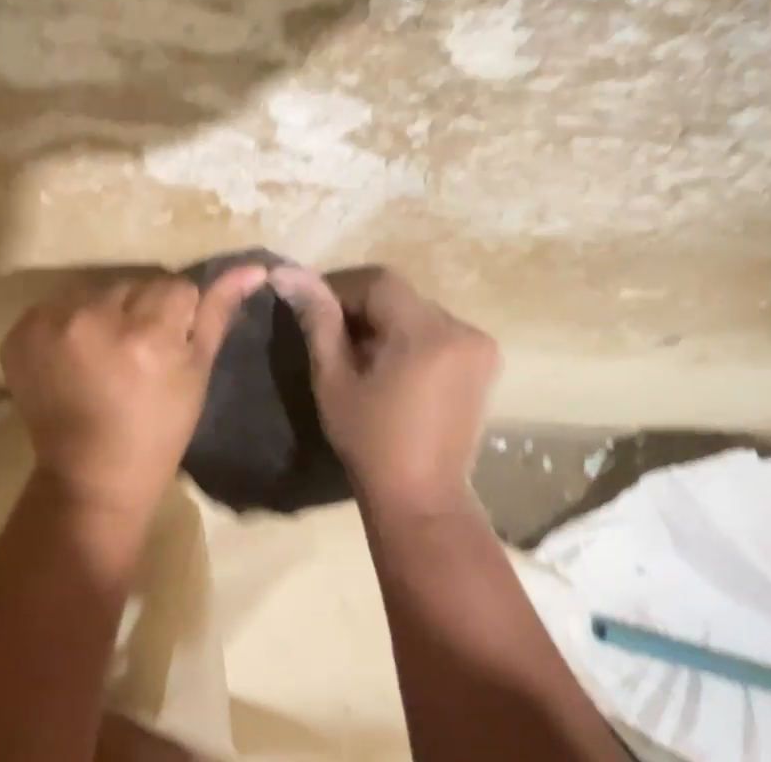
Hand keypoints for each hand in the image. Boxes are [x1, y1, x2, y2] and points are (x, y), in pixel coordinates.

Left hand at [0, 268, 266, 516]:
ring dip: (102, 316)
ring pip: (96, 293)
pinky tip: (72, 360)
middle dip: (139, 313)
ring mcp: (52, 323)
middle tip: (135, 356)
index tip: (168, 349)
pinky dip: (67, 326)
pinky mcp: (21, 332)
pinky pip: (58, 307)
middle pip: (133, 286)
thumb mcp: (196, 375)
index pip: (176, 287)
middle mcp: (97, 317)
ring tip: (102, 357)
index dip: (177, 317)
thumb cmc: (156, 432)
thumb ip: (217, 314)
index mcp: (148, 332)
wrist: (89, 477)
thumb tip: (252, 268)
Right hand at [269, 266, 499, 513]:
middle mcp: (462, 329)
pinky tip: (389, 364)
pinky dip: (410, 335)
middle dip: (362, 306)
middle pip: (400, 295)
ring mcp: (479, 346)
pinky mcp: (485, 361)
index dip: (341, 287)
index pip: (378, 282)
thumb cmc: (369, 442)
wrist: (422, 498)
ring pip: (418, 311)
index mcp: (427, 334)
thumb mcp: (333, 379)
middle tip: (330, 334)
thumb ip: (318, 319)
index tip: (314, 310)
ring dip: (386, 321)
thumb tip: (285, 272)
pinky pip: (438, 330)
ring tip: (358, 352)